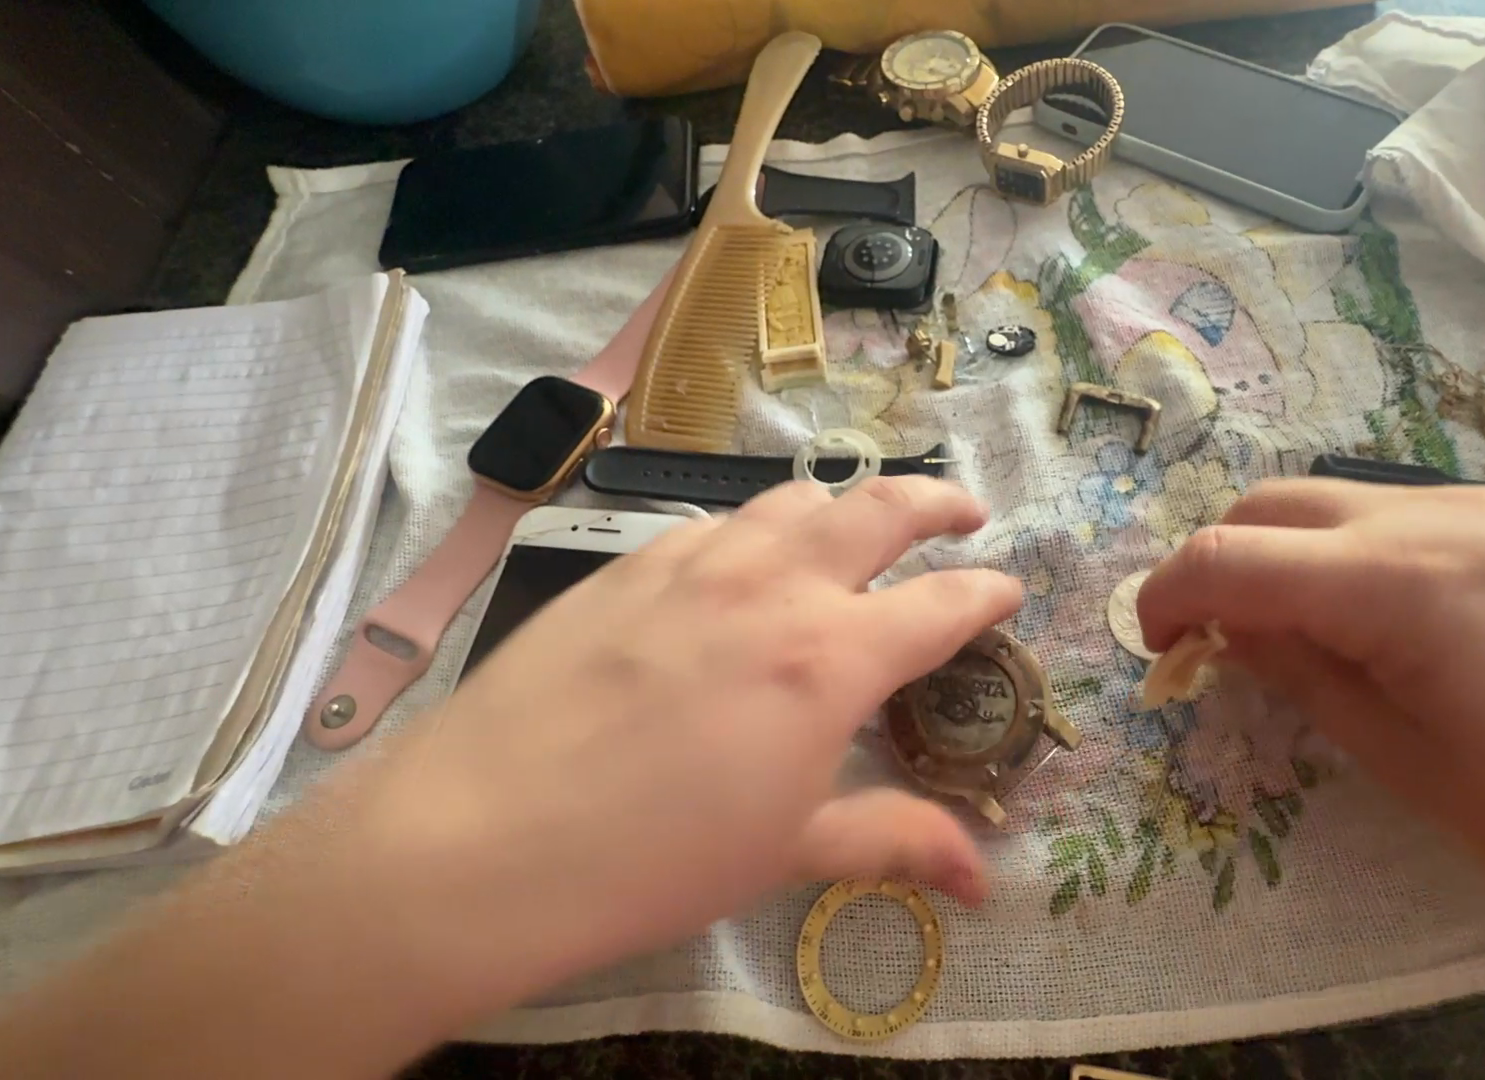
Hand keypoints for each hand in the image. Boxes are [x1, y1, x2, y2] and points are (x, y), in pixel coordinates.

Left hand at [337, 477, 1020, 1001]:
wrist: (476, 838)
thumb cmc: (653, 856)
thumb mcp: (789, 850)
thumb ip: (897, 841)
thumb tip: (983, 878)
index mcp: (830, 656)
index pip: (943, 604)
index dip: (988, 594)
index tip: (1009, 592)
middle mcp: (775, 585)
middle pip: (882, 508)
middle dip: (938, 500)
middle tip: (965, 509)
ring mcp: (700, 561)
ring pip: (797, 500)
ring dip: (846, 506)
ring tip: (858, 529)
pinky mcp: (635, 562)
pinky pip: (721, 523)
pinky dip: (762, 529)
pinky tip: (746, 565)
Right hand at [1138, 479, 1484, 910]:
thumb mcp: (1411, 761)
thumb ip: (1305, 679)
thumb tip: (1237, 633)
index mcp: (1390, 583)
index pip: (1225, 558)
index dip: (1164, 597)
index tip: (1158, 647)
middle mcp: (1421, 514)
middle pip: (1261, 504)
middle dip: (1214, 565)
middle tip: (1221, 639)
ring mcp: (1470, 501)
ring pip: (1319, 497)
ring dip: (1274, 550)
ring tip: (1297, 626)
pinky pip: (1380, 508)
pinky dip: (1334, 546)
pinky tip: (1372, 609)